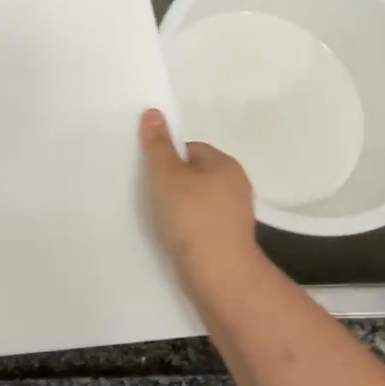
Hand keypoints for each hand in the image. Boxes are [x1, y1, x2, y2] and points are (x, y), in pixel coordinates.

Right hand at [139, 108, 260, 281]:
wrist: (218, 273)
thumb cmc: (191, 218)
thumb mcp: (166, 176)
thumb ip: (157, 145)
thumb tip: (153, 112)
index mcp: (225, 164)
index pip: (190, 149)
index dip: (166, 159)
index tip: (149, 176)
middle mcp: (236, 185)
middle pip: (193, 174)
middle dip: (171, 183)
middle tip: (149, 196)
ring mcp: (234, 214)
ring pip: (196, 200)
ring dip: (177, 206)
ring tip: (158, 218)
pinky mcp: (228, 237)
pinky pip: (201, 222)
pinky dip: (186, 226)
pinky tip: (172, 236)